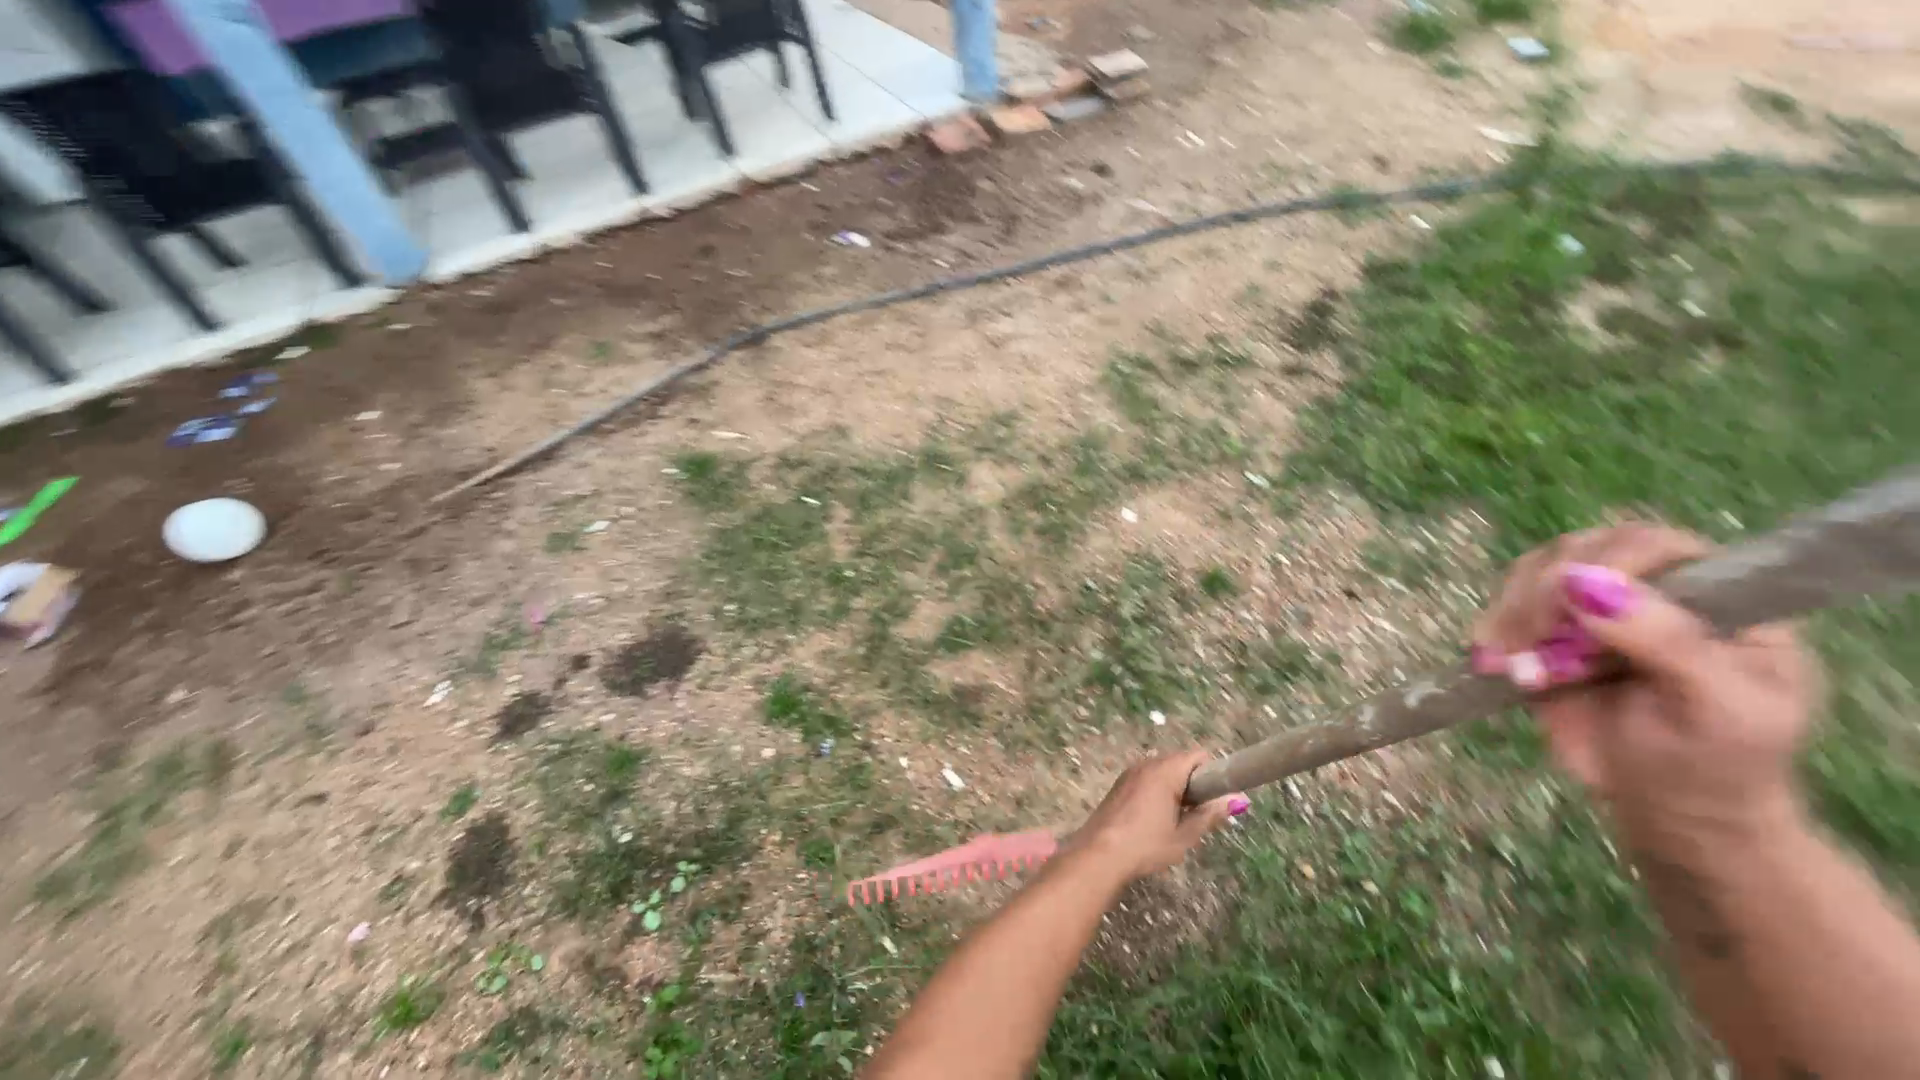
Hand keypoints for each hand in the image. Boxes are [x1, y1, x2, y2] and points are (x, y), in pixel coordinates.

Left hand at [1066, 750, 1247, 883]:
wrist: (1098, 855)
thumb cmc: (1146, 845)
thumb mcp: (1184, 835)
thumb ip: (1210, 814)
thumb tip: (1237, 800)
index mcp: (1164, 770)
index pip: (1198, 756)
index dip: (1213, 773)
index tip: (1217, 798)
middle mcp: (1146, 764)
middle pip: (1180, 762)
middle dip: (1194, 783)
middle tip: (1198, 814)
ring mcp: (1130, 773)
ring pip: (1163, 771)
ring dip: (1175, 788)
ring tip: (1177, 820)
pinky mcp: (1119, 785)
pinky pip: (1147, 779)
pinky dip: (1158, 791)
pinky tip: (1154, 819)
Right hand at [1471, 524, 1816, 852]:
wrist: (1670, 809)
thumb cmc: (1718, 763)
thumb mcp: (1721, 708)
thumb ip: (1668, 642)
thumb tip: (1586, 585)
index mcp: (1715, 597)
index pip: (1654, 544)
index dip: (1606, 563)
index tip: (1573, 609)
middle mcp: (1650, 589)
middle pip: (1583, 548)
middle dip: (1547, 590)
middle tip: (1536, 639)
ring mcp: (1593, 610)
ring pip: (1537, 572)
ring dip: (1514, 610)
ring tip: (1514, 661)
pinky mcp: (1547, 634)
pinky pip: (1507, 607)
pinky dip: (1493, 630)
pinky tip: (1494, 661)